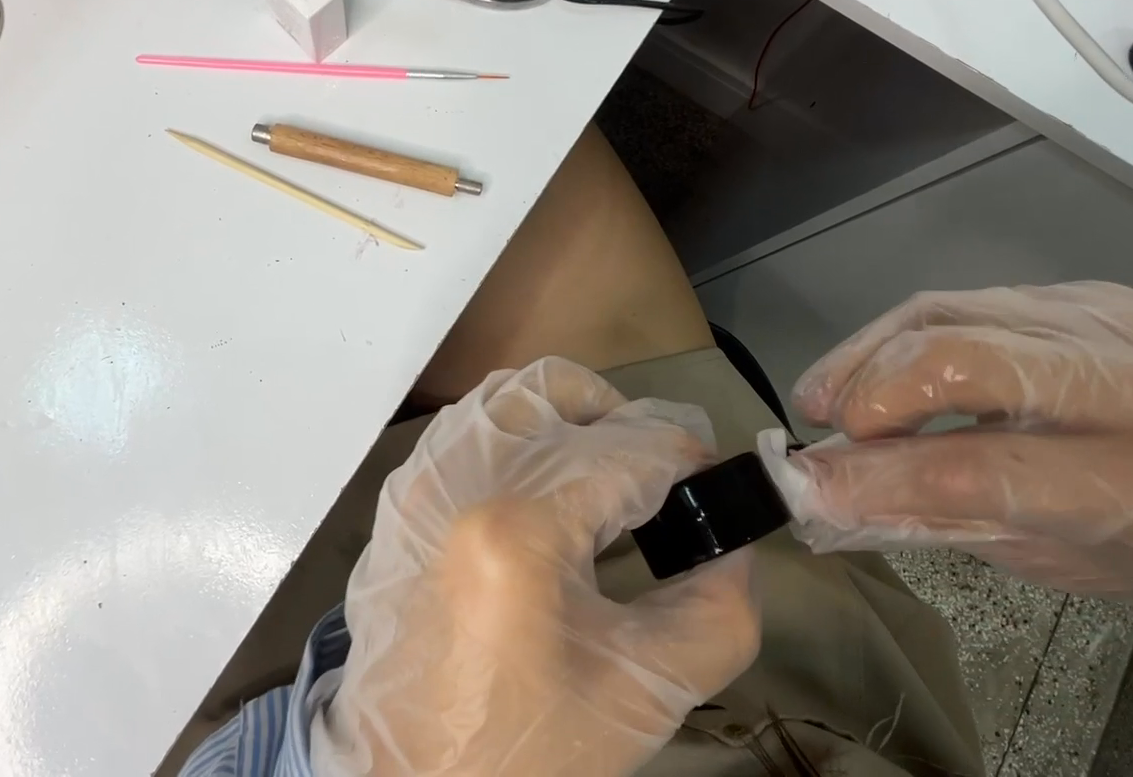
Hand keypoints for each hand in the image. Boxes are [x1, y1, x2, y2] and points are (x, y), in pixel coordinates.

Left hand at [312, 358, 759, 776]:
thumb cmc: (524, 745)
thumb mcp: (644, 692)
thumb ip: (717, 609)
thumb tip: (732, 539)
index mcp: (517, 526)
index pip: (625, 452)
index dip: (683, 456)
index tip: (711, 479)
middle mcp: (458, 476)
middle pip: (559, 391)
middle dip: (625, 420)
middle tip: (657, 471)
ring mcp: (418, 477)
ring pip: (507, 393)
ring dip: (568, 414)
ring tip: (603, 469)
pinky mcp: (400, 492)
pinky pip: (468, 423)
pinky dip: (518, 431)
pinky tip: (544, 484)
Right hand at [775, 282, 1132, 638]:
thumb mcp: (1054, 563)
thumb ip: (933, 522)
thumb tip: (824, 502)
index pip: (982, 470)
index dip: (880, 476)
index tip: (809, 486)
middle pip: (967, 359)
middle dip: (874, 389)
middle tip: (827, 429)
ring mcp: (1109, 322)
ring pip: (947, 313)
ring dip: (867, 357)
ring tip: (823, 400)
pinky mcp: (1083, 294)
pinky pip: (958, 302)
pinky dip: (895, 337)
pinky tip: (870, 370)